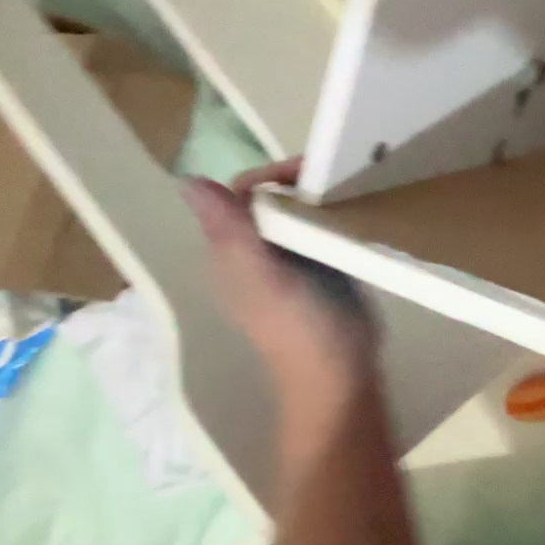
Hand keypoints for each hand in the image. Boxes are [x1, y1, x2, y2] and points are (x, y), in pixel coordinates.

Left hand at [184, 160, 378, 455]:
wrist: (341, 374)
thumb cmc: (301, 327)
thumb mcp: (264, 277)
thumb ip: (231, 232)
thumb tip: (187, 180)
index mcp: (233, 252)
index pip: (241, 193)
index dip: (271, 174)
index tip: (311, 170)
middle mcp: (257, 252)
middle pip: (271, 198)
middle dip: (299, 180)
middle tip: (339, 176)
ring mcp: (292, 262)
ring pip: (298, 212)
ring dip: (320, 194)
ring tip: (352, 187)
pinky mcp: (324, 268)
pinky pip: (322, 228)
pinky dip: (336, 214)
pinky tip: (358, 213)